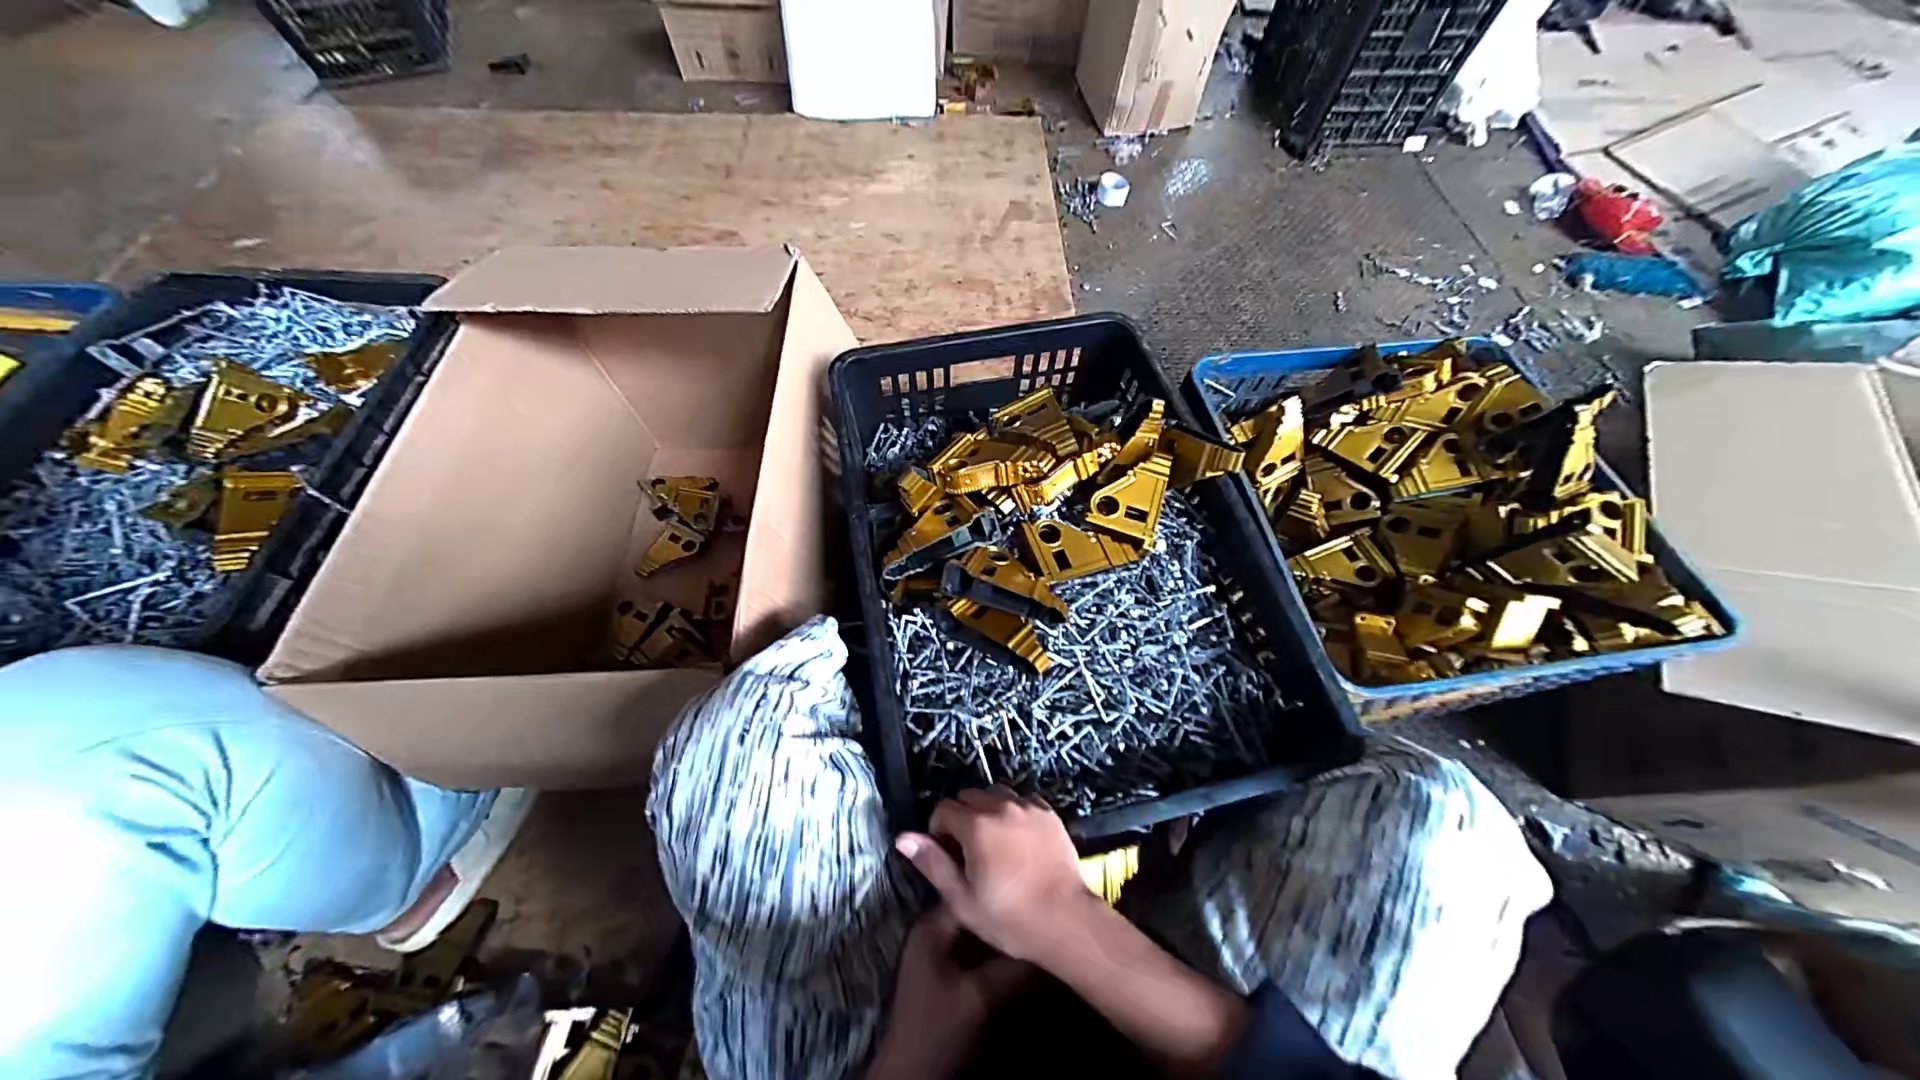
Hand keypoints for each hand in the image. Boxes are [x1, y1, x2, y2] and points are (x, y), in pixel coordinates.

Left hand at [866, 904, 1031, 1079]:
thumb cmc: (939, 1032)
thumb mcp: (981, 997)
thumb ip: (1015, 968)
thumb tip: (1051, 942)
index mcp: (932, 926)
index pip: (971, 888)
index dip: (1001, 888)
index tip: (1035, 889)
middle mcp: (935, 933)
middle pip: (978, 911)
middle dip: (1008, 913)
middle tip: (1044, 910)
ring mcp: (942, 956)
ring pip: (982, 935)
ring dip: (1007, 935)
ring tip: (1042, 929)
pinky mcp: (951, 978)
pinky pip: (980, 954)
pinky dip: (1000, 954)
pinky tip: (1026, 956)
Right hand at [894, 787, 1096, 962]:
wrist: (1067, 921)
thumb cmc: (1010, 917)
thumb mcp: (962, 900)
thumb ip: (932, 863)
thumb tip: (903, 838)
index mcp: (976, 825)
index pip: (943, 809)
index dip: (938, 831)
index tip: (947, 855)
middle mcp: (1001, 806)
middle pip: (968, 796)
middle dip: (961, 817)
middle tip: (967, 851)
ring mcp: (1028, 807)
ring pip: (996, 794)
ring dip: (986, 810)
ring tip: (992, 842)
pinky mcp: (1049, 814)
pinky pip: (1022, 800)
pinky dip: (1013, 811)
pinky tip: (1017, 838)